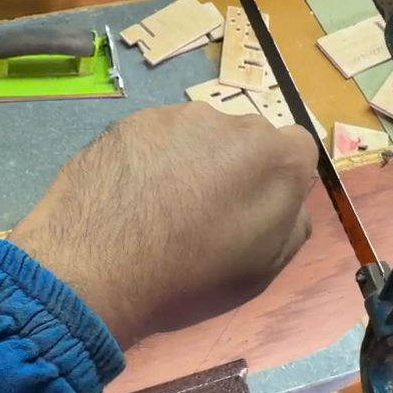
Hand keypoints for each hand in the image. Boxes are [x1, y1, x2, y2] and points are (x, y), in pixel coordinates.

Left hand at [10, 102, 317, 346]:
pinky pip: (152, 137)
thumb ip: (290, 224)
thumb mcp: (263, 269)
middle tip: (198, 212)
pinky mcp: (131, 119)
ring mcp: (178, 115)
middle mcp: (235, 122)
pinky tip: (127, 194)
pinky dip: (147, 158)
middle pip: (244, 139)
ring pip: (196, 134)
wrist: (98, 269)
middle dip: (230, 167)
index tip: (245, 212)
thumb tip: (289, 202)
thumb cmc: (191, 277)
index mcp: (279, 158)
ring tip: (155, 206)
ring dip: (186, 160)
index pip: (295, 154)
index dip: (271, 184)